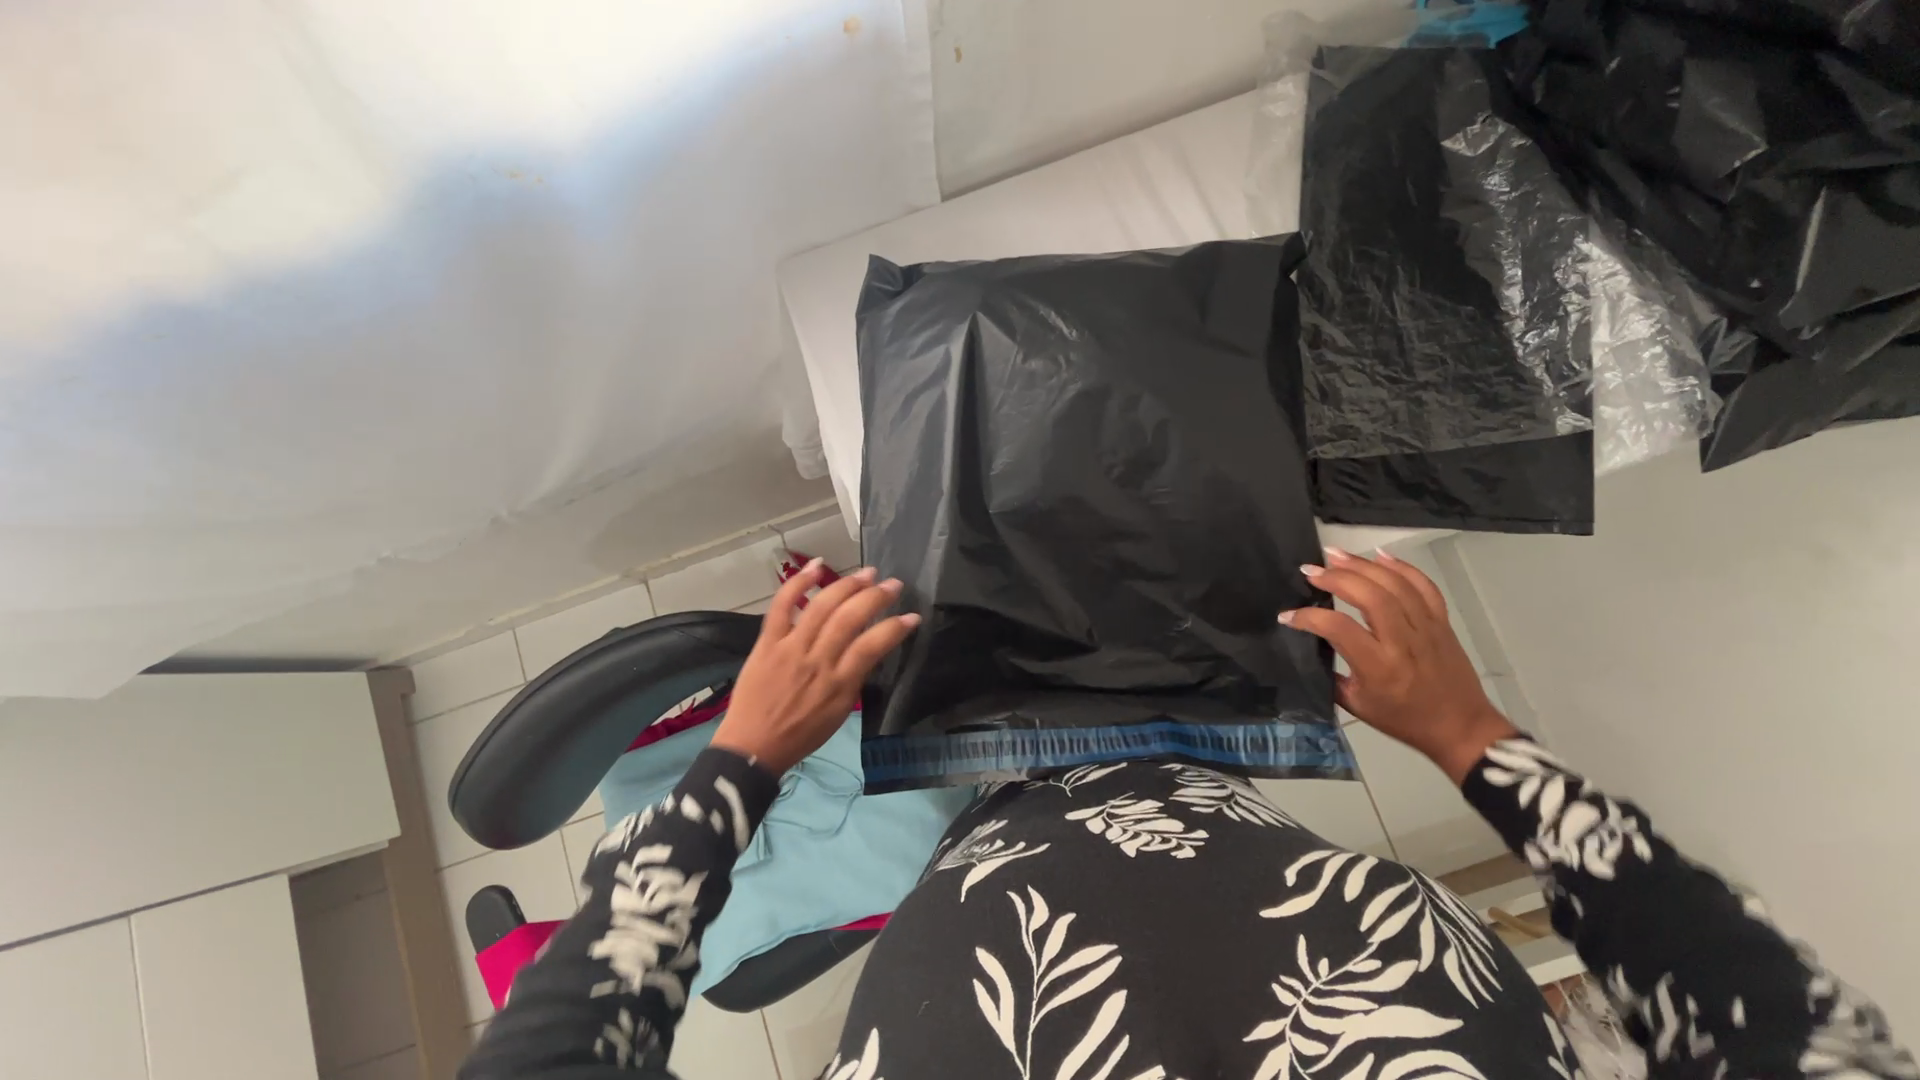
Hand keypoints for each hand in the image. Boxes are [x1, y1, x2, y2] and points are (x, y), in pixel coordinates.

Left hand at [710, 561, 919, 773]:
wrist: (753, 746)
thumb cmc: (801, 734)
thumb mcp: (840, 712)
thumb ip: (854, 679)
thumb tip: (867, 649)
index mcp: (839, 683)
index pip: (872, 646)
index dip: (896, 627)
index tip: (913, 616)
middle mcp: (817, 661)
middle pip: (849, 618)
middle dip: (876, 596)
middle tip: (893, 584)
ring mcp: (790, 648)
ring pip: (821, 606)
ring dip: (847, 584)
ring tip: (867, 573)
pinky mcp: (767, 642)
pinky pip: (782, 606)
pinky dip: (798, 583)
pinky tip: (817, 565)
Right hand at [1278, 547, 1517, 784]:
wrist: (1460, 727)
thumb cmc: (1403, 720)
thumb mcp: (1356, 704)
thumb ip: (1331, 674)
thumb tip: (1309, 645)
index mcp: (1379, 668)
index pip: (1339, 629)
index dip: (1308, 617)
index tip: (1288, 615)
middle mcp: (1404, 642)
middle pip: (1370, 596)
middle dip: (1336, 578)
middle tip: (1310, 571)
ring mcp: (1426, 628)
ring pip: (1395, 585)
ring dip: (1362, 565)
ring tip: (1335, 554)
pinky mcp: (1442, 622)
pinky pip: (1423, 586)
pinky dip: (1401, 566)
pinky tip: (1379, 555)